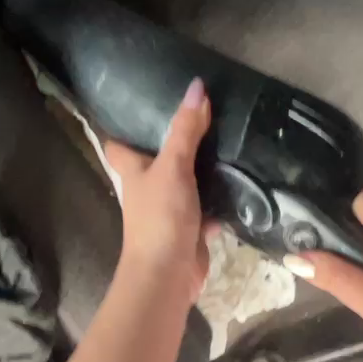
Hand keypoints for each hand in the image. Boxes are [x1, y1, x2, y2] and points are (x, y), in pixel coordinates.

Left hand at [103, 78, 211, 300]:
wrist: (167, 275)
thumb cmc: (160, 217)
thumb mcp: (173, 166)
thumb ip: (186, 130)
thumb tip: (197, 86)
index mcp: (133, 171)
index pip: (119, 144)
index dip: (127, 126)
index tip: (147, 105)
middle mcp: (148, 188)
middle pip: (159, 160)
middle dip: (177, 143)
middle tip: (203, 114)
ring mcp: (169, 210)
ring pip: (187, 182)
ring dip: (203, 169)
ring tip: (229, 138)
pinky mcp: (191, 229)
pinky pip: (208, 208)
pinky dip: (221, 199)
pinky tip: (242, 181)